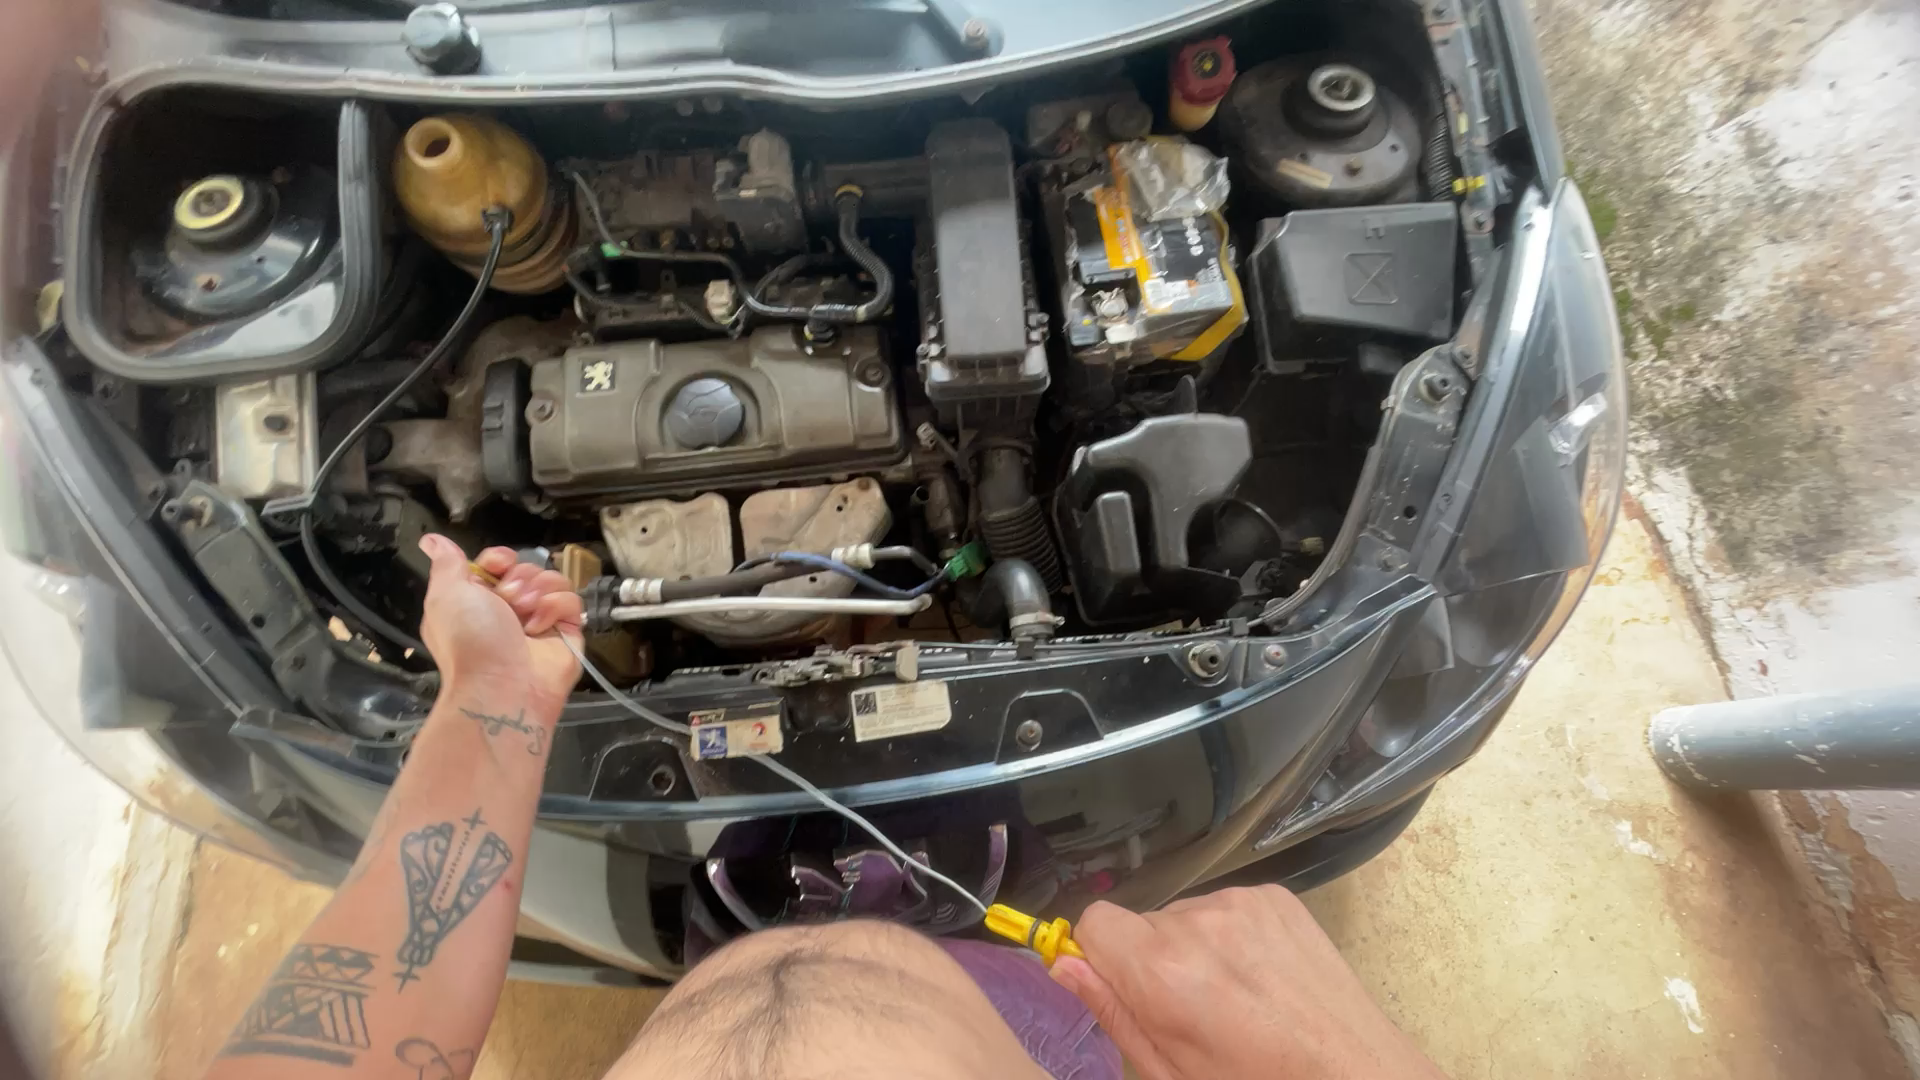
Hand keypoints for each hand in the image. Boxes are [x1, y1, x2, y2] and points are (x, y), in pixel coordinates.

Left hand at [417, 534, 582, 713]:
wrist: (503, 683)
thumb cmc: (469, 640)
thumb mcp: (446, 596)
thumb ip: (448, 564)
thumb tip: (432, 540)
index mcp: (479, 598)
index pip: (500, 562)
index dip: (501, 559)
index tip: (497, 568)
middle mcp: (511, 607)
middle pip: (529, 568)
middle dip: (520, 579)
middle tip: (509, 602)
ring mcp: (541, 618)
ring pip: (554, 580)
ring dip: (538, 592)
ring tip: (526, 616)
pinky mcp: (568, 629)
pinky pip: (572, 600)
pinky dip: (556, 609)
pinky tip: (541, 628)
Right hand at [1050, 886, 1444, 1079]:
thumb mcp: (1174, 1077)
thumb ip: (1113, 1013)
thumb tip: (1061, 962)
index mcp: (1165, 971)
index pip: (1094, 921)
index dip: (1103, 958)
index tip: (1129, 991)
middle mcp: (1197, 920)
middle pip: (1143, 923)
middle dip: (1155, 961)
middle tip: (1198, 1016)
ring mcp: (1241, 901)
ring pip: (1185, 916)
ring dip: (1196, 949)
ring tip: (1240, 1002)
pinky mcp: (1274, 896)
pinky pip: (1226, 908)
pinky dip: (1233, 938)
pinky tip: (1265, 982)